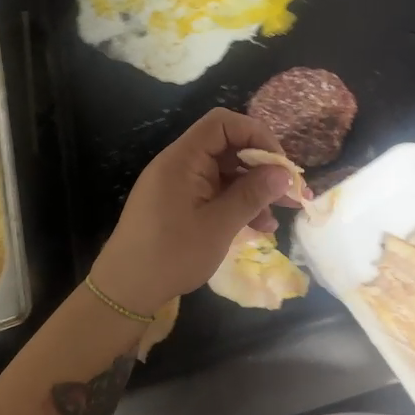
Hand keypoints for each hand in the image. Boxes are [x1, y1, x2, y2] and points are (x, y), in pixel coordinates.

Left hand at [88, 108, 299, 313]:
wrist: (125, 290)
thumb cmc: (171, 255)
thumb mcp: (218, 226)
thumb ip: (251, 195)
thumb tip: (284, 173)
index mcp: (183, 159)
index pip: (222, 124)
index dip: (256, 135)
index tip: (279, 164)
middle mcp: (179, 164)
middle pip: (227, 147)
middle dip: (261, 167)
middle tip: (290, 192)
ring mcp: (178, 184)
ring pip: (224, 172)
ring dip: (253, 189)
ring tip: (278, 216)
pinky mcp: (179, 203)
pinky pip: (214, 192)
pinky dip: (236, 203)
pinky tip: (258, 226)